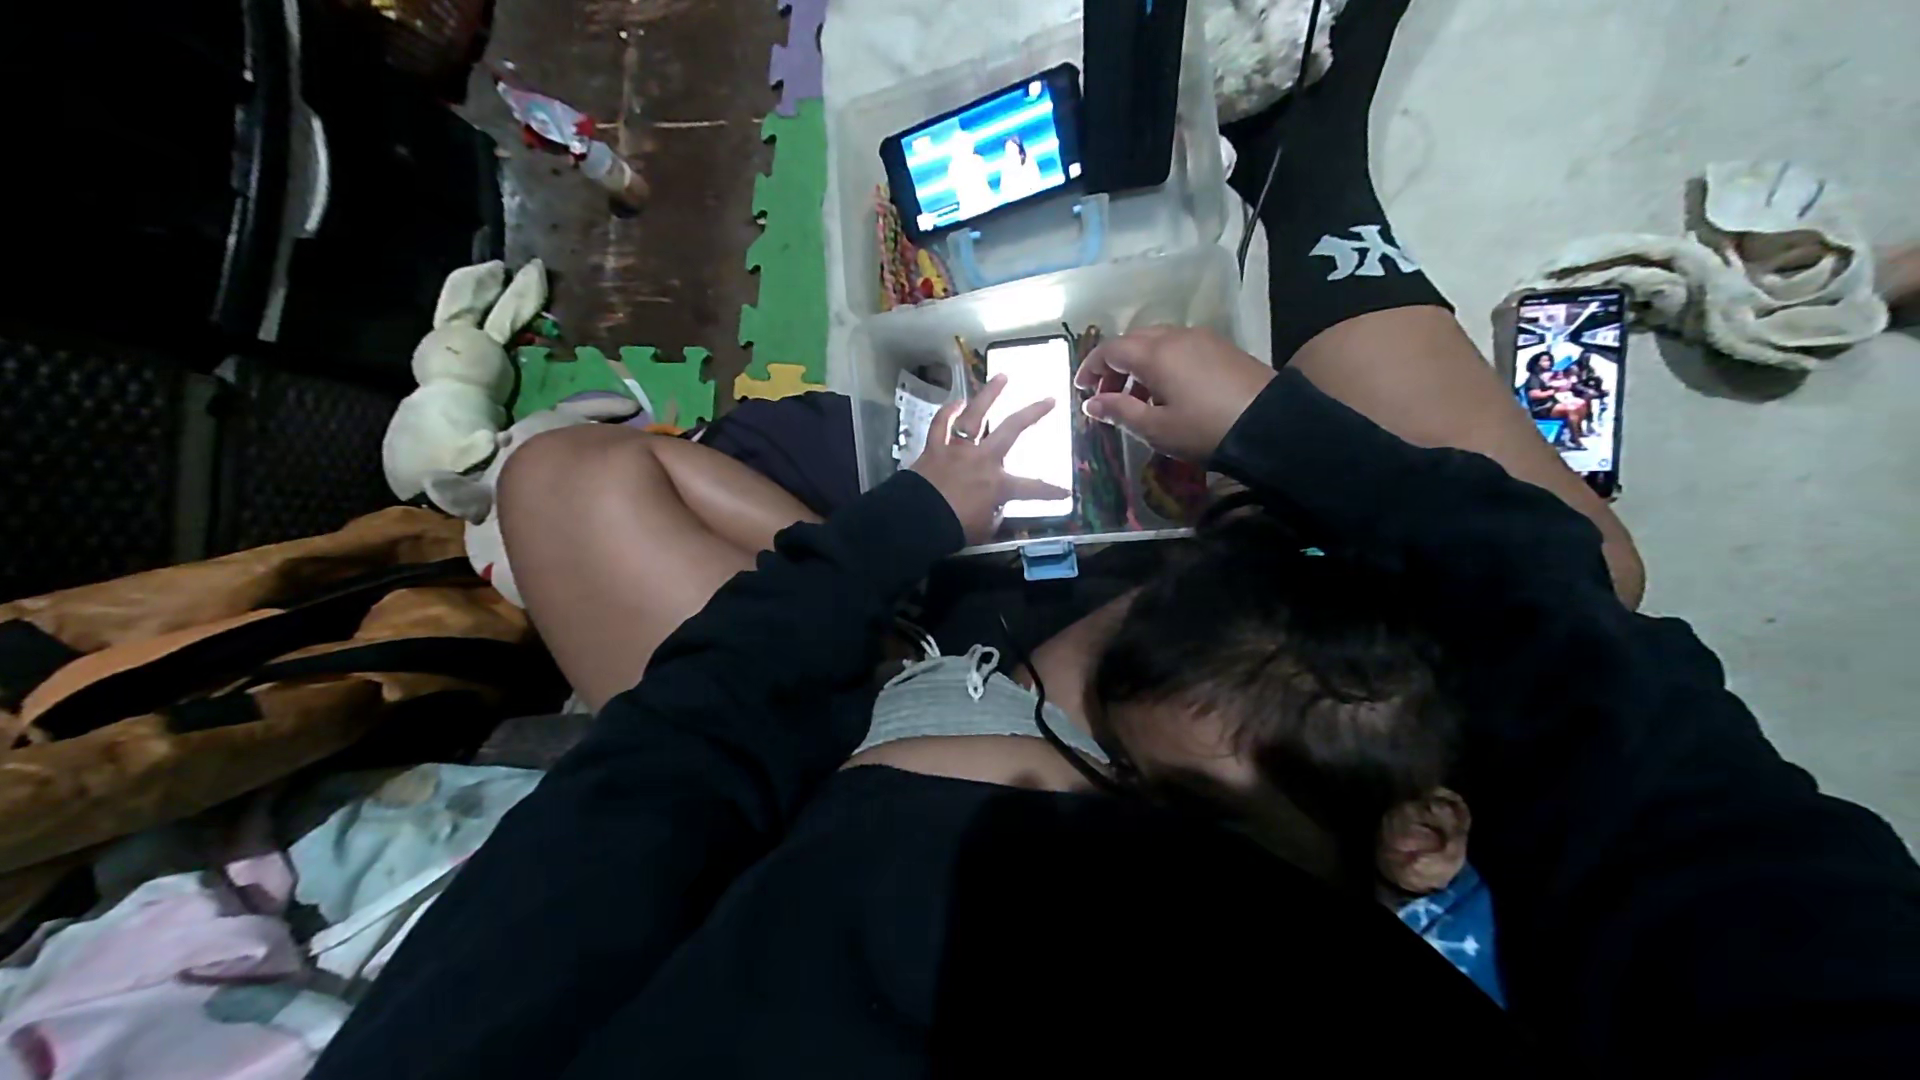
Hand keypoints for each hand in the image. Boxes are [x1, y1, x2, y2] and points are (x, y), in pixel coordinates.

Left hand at [911, 374, 1069, 545]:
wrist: (918, 520)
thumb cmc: (955, 528)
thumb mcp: (985, 528)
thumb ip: (995, 512)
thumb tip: (995, 505)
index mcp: (998, 484)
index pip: (1032, 488)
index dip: (1051, 491)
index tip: (1066, 491)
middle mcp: (982, 459)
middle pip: (1012, 430)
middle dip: (1033, 413)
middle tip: (1049, 400)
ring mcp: (958, 450)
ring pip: (976, 415)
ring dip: (990, 394)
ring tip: (1002, 377)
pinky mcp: (934, 448)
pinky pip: (941, 425)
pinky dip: (947, 412)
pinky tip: (956, 402)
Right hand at [1075, 326, 1274, 463]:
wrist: (1271, 425)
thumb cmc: (1204, 429)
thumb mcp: (1155, 428)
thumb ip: (1119, 411)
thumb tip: (1092, 403)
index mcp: (1154, 353)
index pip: (1110, 350)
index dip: (1091, 368)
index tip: (1081, 390)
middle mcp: (1175, 336)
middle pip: (1133, 341)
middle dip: (1113, 366)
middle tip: (1106, 396)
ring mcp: (1201, 338)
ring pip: (1157, 342)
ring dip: (1138, 365)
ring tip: (1136, 398)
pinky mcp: (1221, 347)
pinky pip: (1179, 347)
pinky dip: (1162, 363)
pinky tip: (1167, 391)